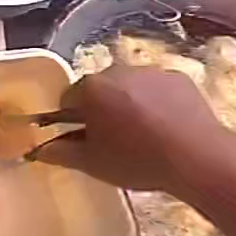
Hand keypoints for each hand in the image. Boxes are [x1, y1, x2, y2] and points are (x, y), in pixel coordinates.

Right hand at [33, 65, 235, 197]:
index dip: (71, 120)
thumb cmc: (136, 160)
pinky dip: (157, 103)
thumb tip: (40, 149)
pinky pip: (157, 89)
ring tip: (144, 137)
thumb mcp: (92, 164)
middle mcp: (117, 71)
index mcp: (91, 88)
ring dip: (129, 104)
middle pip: (99, 89)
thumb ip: (61, 153)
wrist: (196, 156)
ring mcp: (149, 71)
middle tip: (113, 142)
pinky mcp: (177, 77)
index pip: (67, 99)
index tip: (83, 140)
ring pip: (129, 87)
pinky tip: (167, 128)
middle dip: (102, 110)